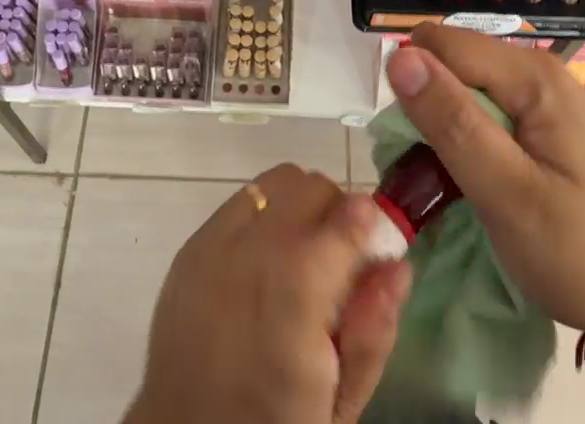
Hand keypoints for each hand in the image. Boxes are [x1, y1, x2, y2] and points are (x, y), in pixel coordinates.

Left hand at [125, 164, 413, 423]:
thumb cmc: (275, 423)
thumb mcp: (342, 400)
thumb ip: (374, 328)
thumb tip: (397, 263)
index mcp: (296, 288)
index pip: (349, 215)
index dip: (372, 228)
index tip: (377, 252)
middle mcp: (250, 251)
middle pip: (309, 186)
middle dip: (334, 212)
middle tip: (338, 261)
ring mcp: (211, 246)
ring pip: (270, 184)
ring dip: (295, 209)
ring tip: (299, 262)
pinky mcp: (187, 252)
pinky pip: (236, 206)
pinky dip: (259, 220)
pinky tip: (260, 269)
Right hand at [385, 24, 584, 390]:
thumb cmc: (582, 254)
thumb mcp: (508, 194)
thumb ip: (453, 123)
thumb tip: (398, 58)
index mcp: (530, 78)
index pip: (437, 45)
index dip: (412, 89)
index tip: (409, 148)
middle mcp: (533, 73)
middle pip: (446, 64)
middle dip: (420, 110)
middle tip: (425, 176)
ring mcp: (536, 98)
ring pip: (457, 90)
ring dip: (436, 131)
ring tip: (439, 186)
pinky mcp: (536, 124)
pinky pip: (477, 114)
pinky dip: (458, 144)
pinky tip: (463, 184)